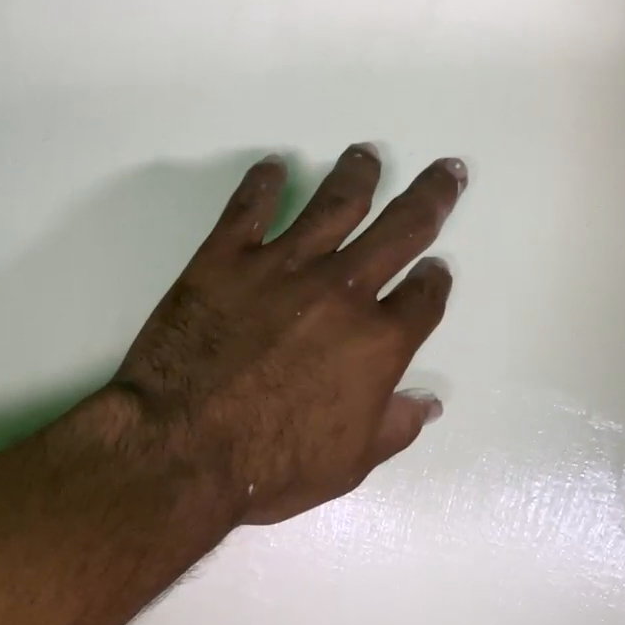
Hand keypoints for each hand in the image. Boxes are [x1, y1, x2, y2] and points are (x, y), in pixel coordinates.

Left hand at [110, 145, 462, 526]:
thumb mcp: (345, 466)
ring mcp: (282, 268)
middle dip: (428, 200)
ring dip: (356, 175)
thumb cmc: (267, 468)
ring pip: (333, 205)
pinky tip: (272, 169)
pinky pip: (250, 208)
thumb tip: (426, 404)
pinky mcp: (223, 259)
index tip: (435, 272)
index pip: (422, 301)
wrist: (180, 448)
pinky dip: (263, 184)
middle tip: (444, 173)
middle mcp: (341, 292)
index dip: (433, 284)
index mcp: (378, 344)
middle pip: (399, 231)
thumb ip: (391, 429)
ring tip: (366, 155)